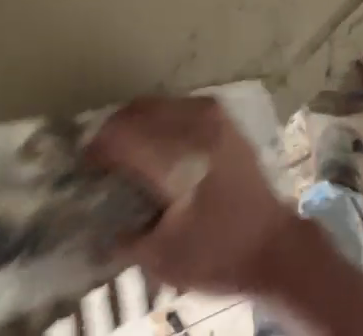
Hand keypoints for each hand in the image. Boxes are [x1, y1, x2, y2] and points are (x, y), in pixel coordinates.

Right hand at [86, 96, 306, 296]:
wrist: (277, 247)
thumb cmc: (219, 254)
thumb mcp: (162, 258)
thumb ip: (124, 237)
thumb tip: (97, 223)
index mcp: (177, 156)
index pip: (121, 135)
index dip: (97, 150)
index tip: (85, 169)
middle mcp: (193, 125)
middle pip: (136, 112)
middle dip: (113, 133)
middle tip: (101, 161)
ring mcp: (211, 115)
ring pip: (156, 104)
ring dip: (135, 124)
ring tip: (125, 152)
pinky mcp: (223, 118)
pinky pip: (177, 106)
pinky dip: (158, 120)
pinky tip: (154, 146)